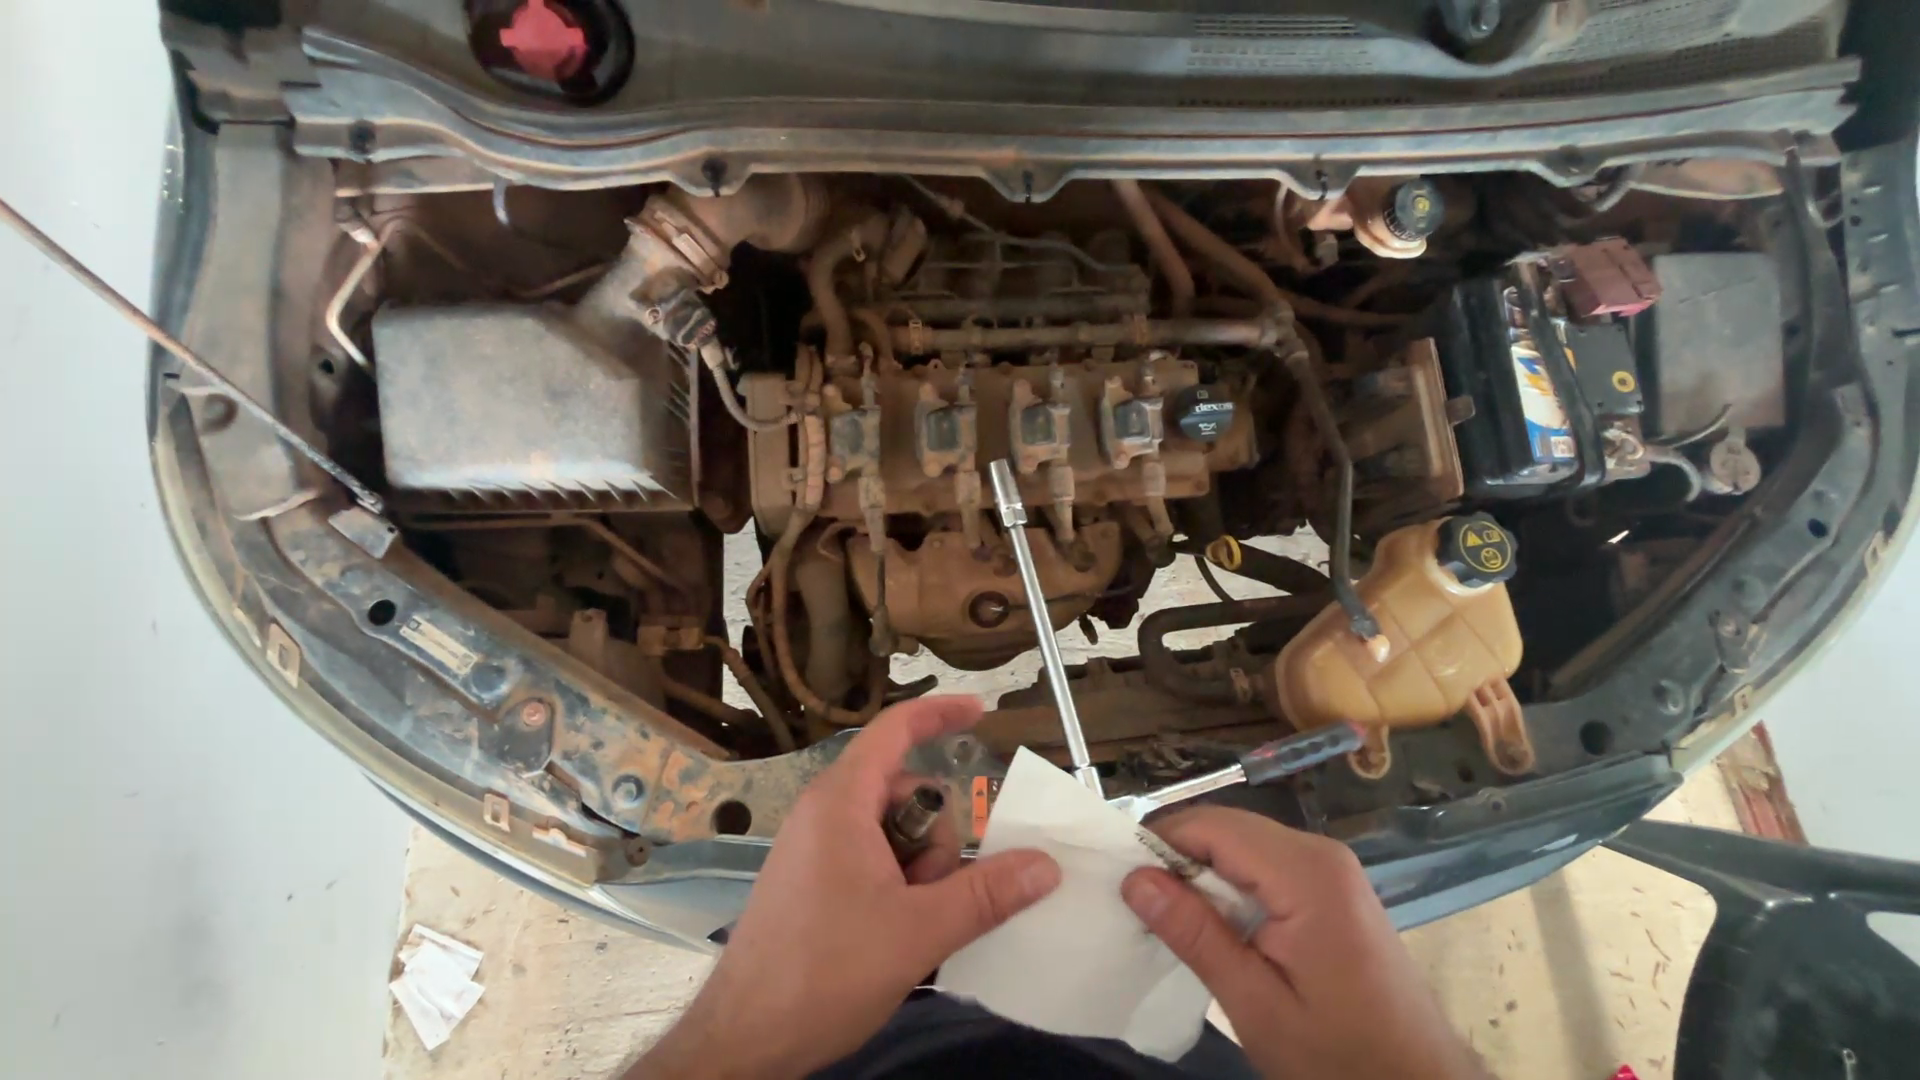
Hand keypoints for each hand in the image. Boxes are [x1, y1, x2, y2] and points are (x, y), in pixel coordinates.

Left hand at [631, 696, 1060, 1079]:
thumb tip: (1046, 864)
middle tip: (933, 894)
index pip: (894, 730)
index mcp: (842, 800)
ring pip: (892, 830)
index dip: (940, 713)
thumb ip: (986, 894)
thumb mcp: (918, 932)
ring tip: (910, 924)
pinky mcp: (811, 877)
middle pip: (906, 790)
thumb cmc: (825, 972)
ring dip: (919, 869)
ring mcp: (815, 845)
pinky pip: (871, 856)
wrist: (743, 1040)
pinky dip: (897, 882)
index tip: (982, 712)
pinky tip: (897, 931)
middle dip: (935, 837)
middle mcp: (825, 810)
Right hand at [1120, 807, 1486, 1079]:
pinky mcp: (1330, 886)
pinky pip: (1262, 864)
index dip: (1160, 842)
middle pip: (1226, 828)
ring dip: (1200, 873)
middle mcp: (1320, 852)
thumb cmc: (1342, 1059)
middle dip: (1177, 857)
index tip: (1120, 879)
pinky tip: (1214, 924)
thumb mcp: (1257, 1006)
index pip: (1212, 826)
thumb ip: (1195, 934)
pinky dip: (1228, 883)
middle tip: (1140, 904)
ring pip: (1240, 844)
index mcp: (1306, 873)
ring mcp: (1329, 868)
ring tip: (1171, 918)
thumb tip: (1134, 877)